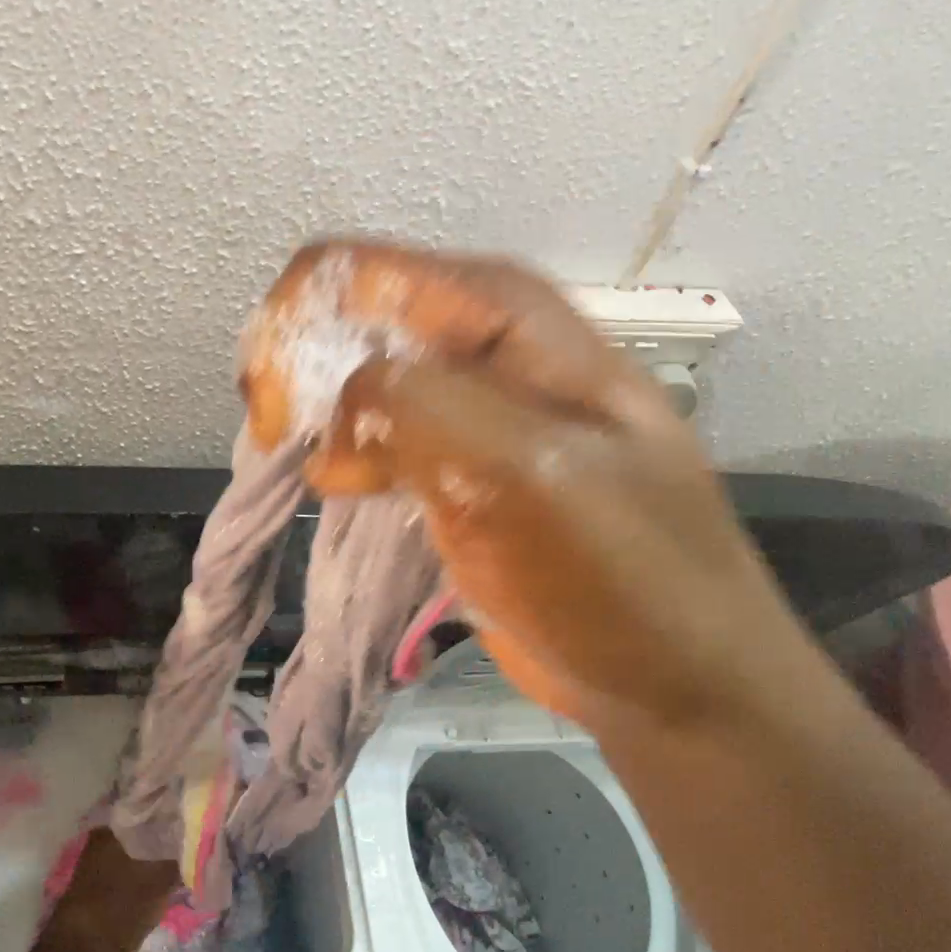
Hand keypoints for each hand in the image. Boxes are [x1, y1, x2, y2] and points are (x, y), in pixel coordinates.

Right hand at [241, 238, 807, 730]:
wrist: (674, 678)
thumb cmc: (623, 575)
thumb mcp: (532, 474)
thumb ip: (425, 409)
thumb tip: (337, 410)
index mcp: (503, 315)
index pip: (361, 273)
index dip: (299, 329)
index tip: (277, 414)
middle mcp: (478, 342)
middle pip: (347, 315)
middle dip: (296, 367)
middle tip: (277, 438)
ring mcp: (464, 403)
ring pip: (351, 372)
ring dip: (309, 410)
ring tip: (312, 469)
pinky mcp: (449, 459)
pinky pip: (368, 427)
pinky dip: (335, 449)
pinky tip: (336, 487)